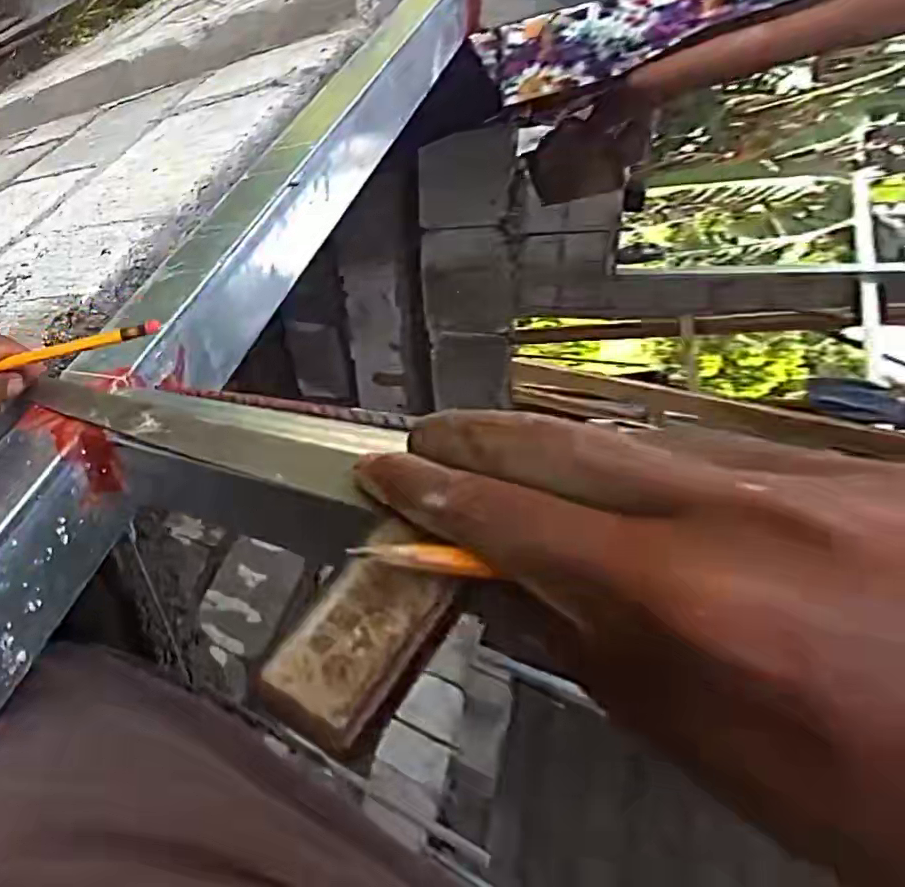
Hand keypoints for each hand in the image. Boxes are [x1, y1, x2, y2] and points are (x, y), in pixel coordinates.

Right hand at [354, 412, 904, 883]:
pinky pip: (727, 450)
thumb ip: (567, 634)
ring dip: (562, 454)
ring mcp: (826, 483)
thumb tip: (480, 571)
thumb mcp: (686, 730)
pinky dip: (661, 469)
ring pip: (637, 438)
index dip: (421, 487)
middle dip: (468, 437)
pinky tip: (659, 496)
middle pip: (551, 443)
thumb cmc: (869, 795)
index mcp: (680, 597)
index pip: (497, 512)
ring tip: (530, 472)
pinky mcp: (885, 472)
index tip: (378, 471)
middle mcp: (744, 518)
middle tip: (426, 440)